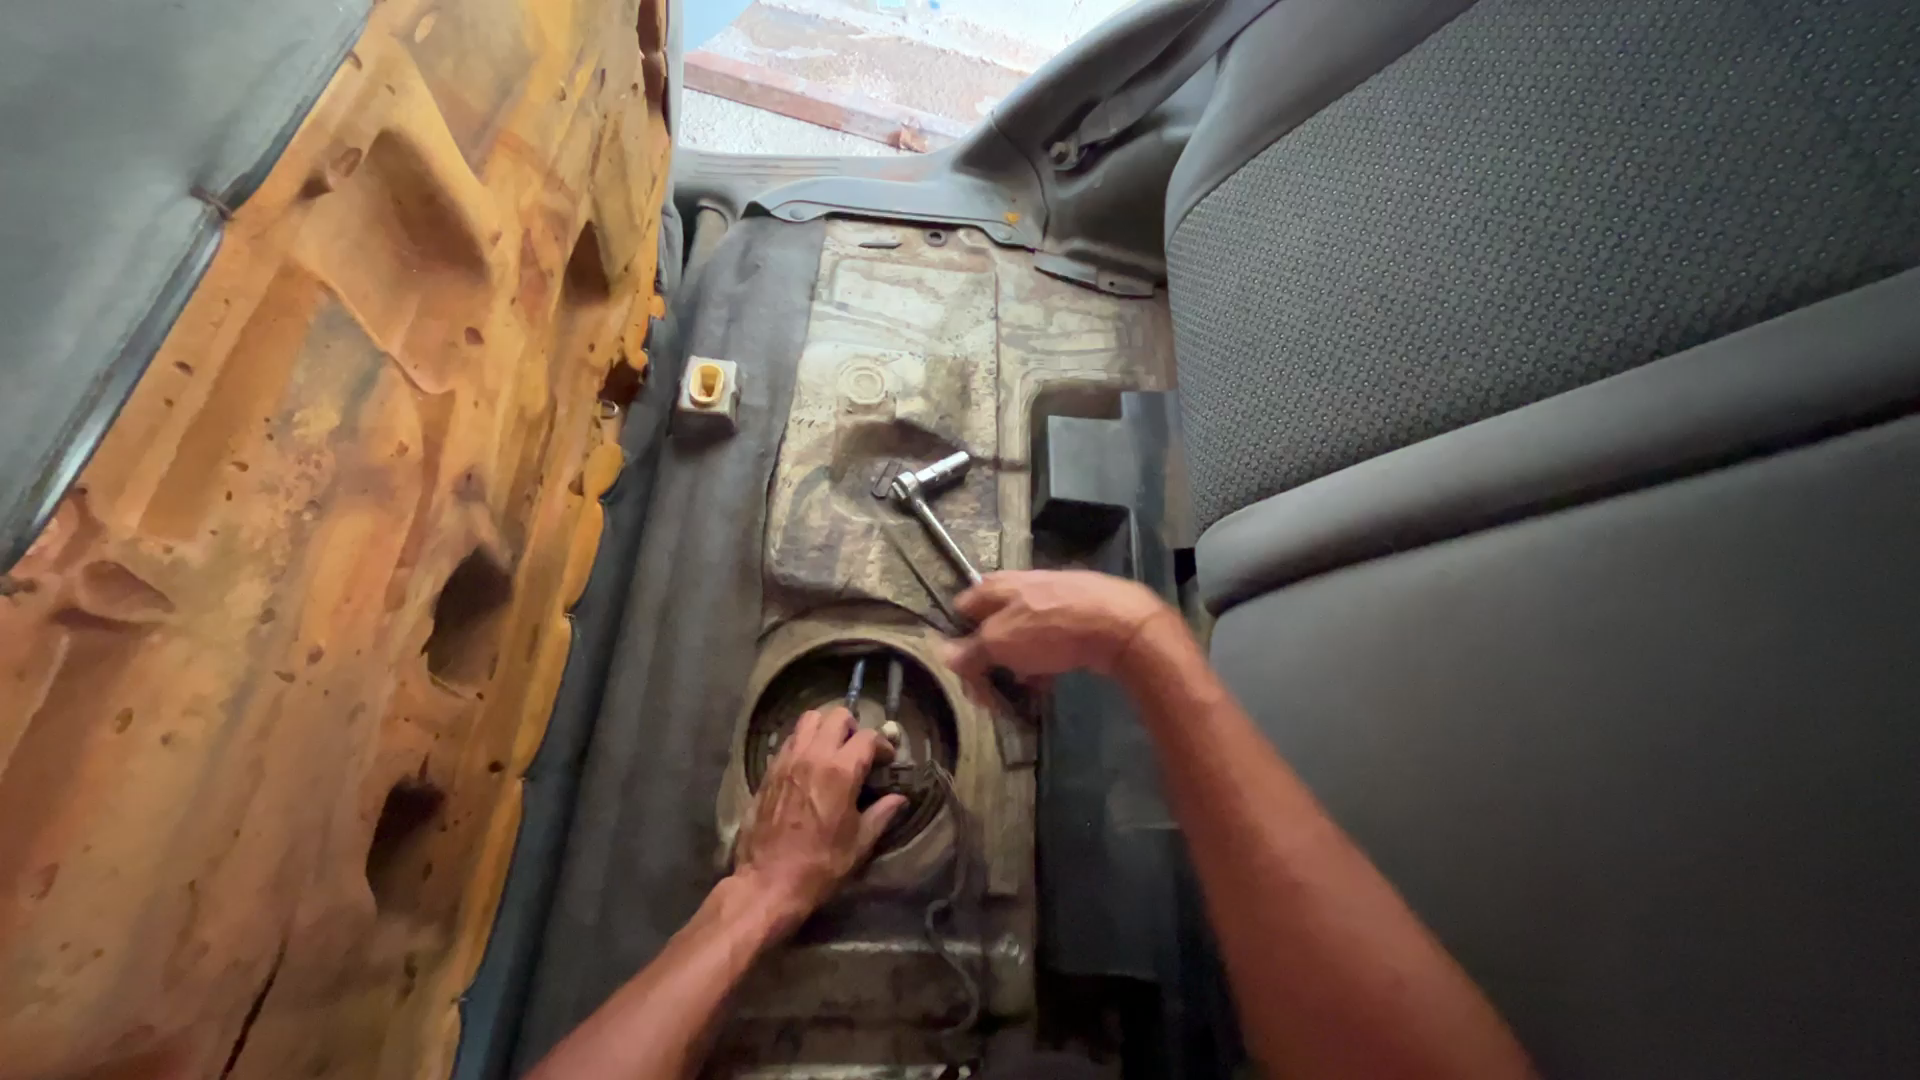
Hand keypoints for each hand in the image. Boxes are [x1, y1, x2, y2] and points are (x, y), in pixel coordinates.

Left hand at [733, 706, 906, 933]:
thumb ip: (881, 814)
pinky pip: (789, 740)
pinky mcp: (769, 770)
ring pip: (808, 719)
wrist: (767, 883)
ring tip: (832, 749)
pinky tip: (809, 765)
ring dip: (825, 728)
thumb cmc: (820, 865)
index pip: (867, 737)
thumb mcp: (859, 844)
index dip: (882, 745)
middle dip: (853, 728)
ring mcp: (787, 760)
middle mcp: (813, 756)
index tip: (886, 760)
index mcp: (840, 771)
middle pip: (837, 716)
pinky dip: (803, 742)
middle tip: (858, 750)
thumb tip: (899, 799)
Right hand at [938, 569, 1176, 683]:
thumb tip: (942, 654)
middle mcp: (1019, 588)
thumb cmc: (1049, 629)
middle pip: (991, 628)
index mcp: (995, 586)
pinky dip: (1042, 664)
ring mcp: (1050, 601)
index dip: (958, 643)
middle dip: (990, 663)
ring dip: (1017, 667)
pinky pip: (1048, 643)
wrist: (1118, 623)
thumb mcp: (1000, 642)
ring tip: (1024, 691)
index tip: (967, 675)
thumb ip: (970, 650)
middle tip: (994, 695)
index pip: (961, 610)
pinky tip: (1048, 683)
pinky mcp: (1075, 617)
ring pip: (1021, 638)